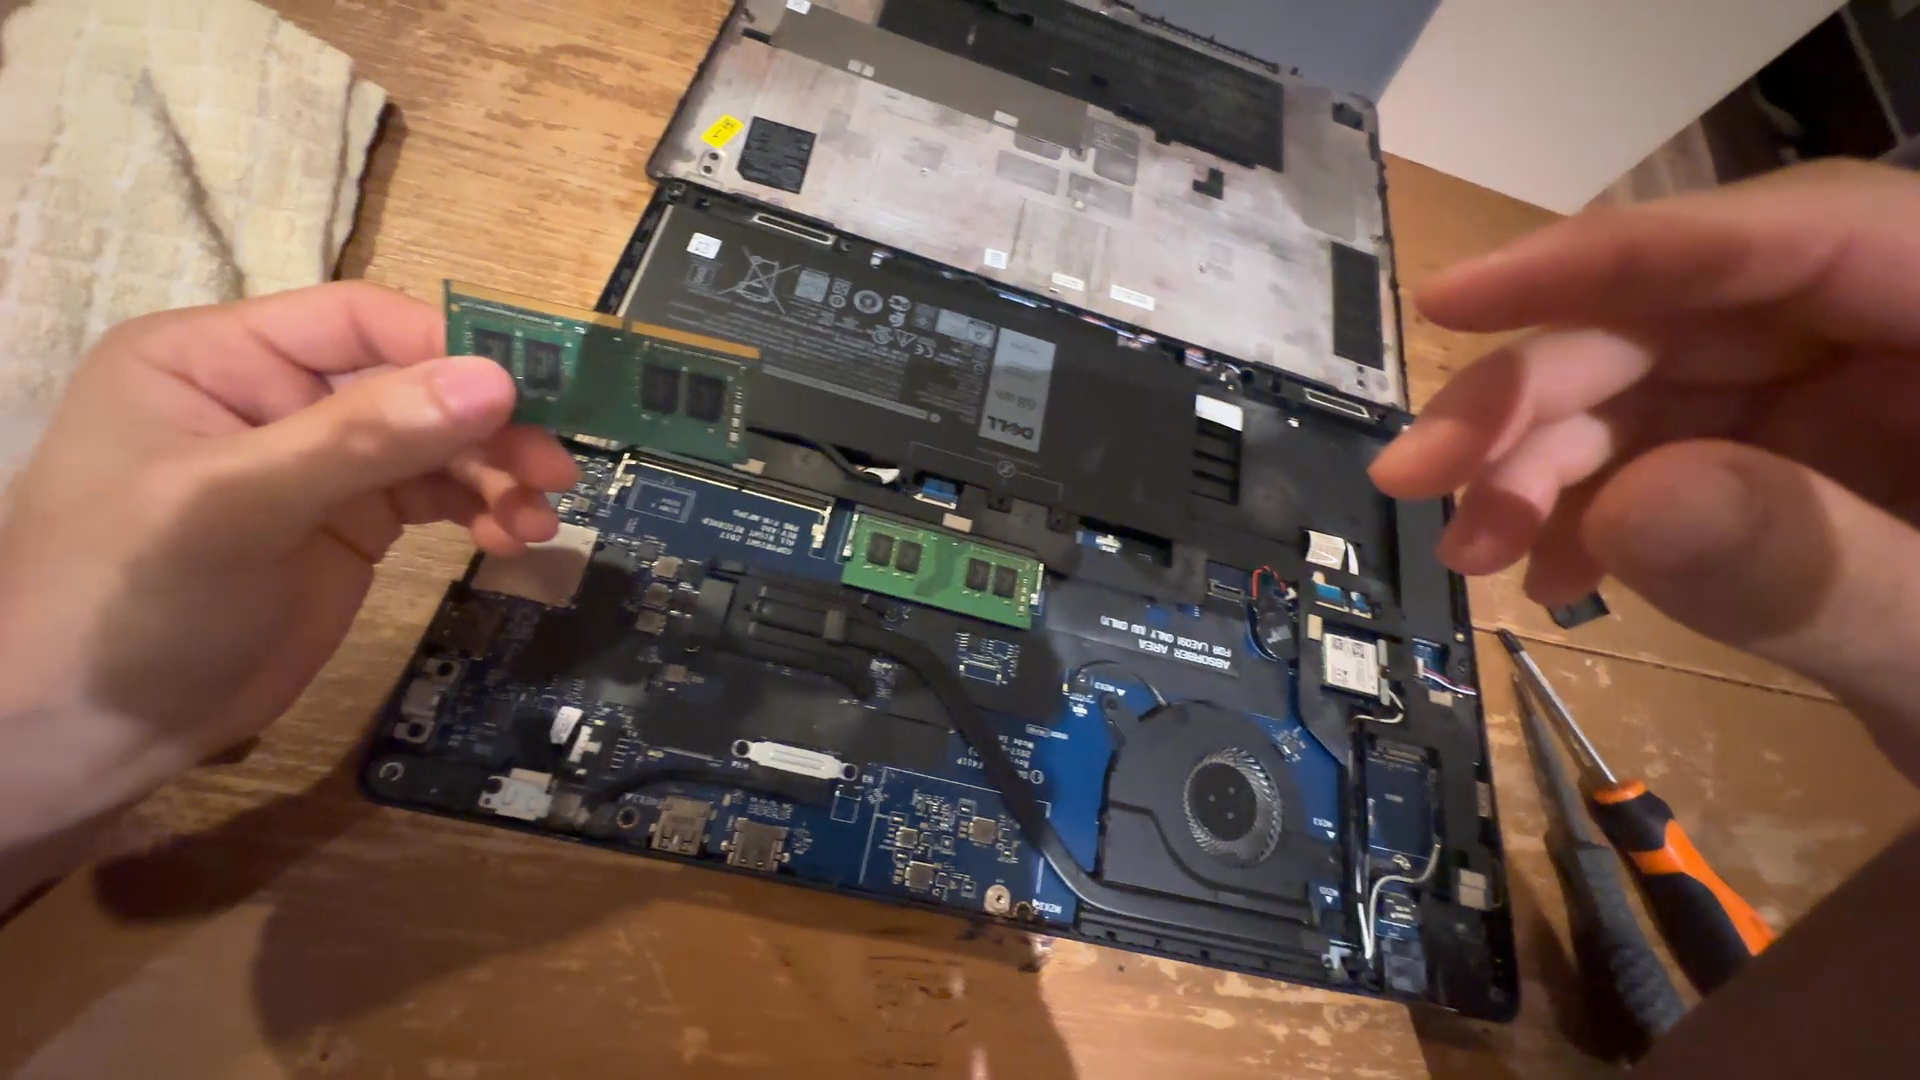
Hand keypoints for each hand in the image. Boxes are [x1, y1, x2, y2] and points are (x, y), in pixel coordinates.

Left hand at [0, 283, 576, 839]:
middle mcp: (282, 398)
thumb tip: (497, 383)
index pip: (362, 323)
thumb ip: (365, 438)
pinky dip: (487, 513)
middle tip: (557, 472)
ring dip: (501, 479)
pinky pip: (445, 497)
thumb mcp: (240, 506)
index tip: (532, 396)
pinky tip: (512, 541)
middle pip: (421, 388)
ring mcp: (328, 463)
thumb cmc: (131, 601)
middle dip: (494, 431)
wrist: (97, 733)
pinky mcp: (362, 520)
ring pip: (445, 446)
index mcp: (222, 359)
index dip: (452, 349)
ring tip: (538, 524)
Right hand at [1369, 160, 1919, 776]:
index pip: (1794, 241)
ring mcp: (1835, 402)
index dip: (1610, 259)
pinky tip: (1547, 575)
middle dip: (1528, 405)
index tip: (1448, 300)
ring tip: (1469, 553)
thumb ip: (1818, 574)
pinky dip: (1574, 514)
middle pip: (1673, 327)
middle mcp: (1897, 338)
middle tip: (1411, 477)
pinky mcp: (1779, 458)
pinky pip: (1644, 459)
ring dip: (1529, 473)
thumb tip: (1625, 503)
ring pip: (1633, 396)